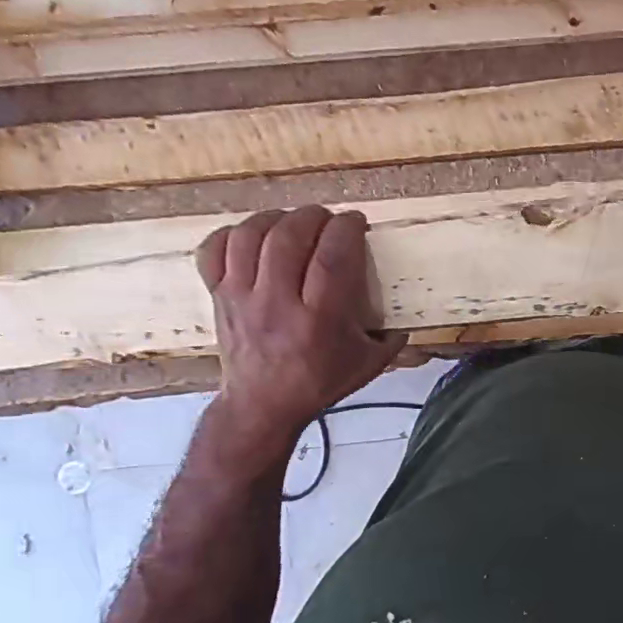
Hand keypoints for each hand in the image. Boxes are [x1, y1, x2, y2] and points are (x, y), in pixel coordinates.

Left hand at [197, 207, 405, 444]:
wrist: (263, 406)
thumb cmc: (319, 383)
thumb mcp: (368, 364)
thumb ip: (392, 336)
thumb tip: (408, 312)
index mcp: (319, 321)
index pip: (332, 257)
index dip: (346, 229)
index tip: (356, 222)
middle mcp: (278, 305)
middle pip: (290, 237)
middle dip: (313, 216)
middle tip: (328, 220)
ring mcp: (242, 298)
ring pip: (251, 236)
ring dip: (277, 218)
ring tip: (293, 222)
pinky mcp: (219, 296)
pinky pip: (214, 250)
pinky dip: (233, 233)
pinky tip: (254, 236)